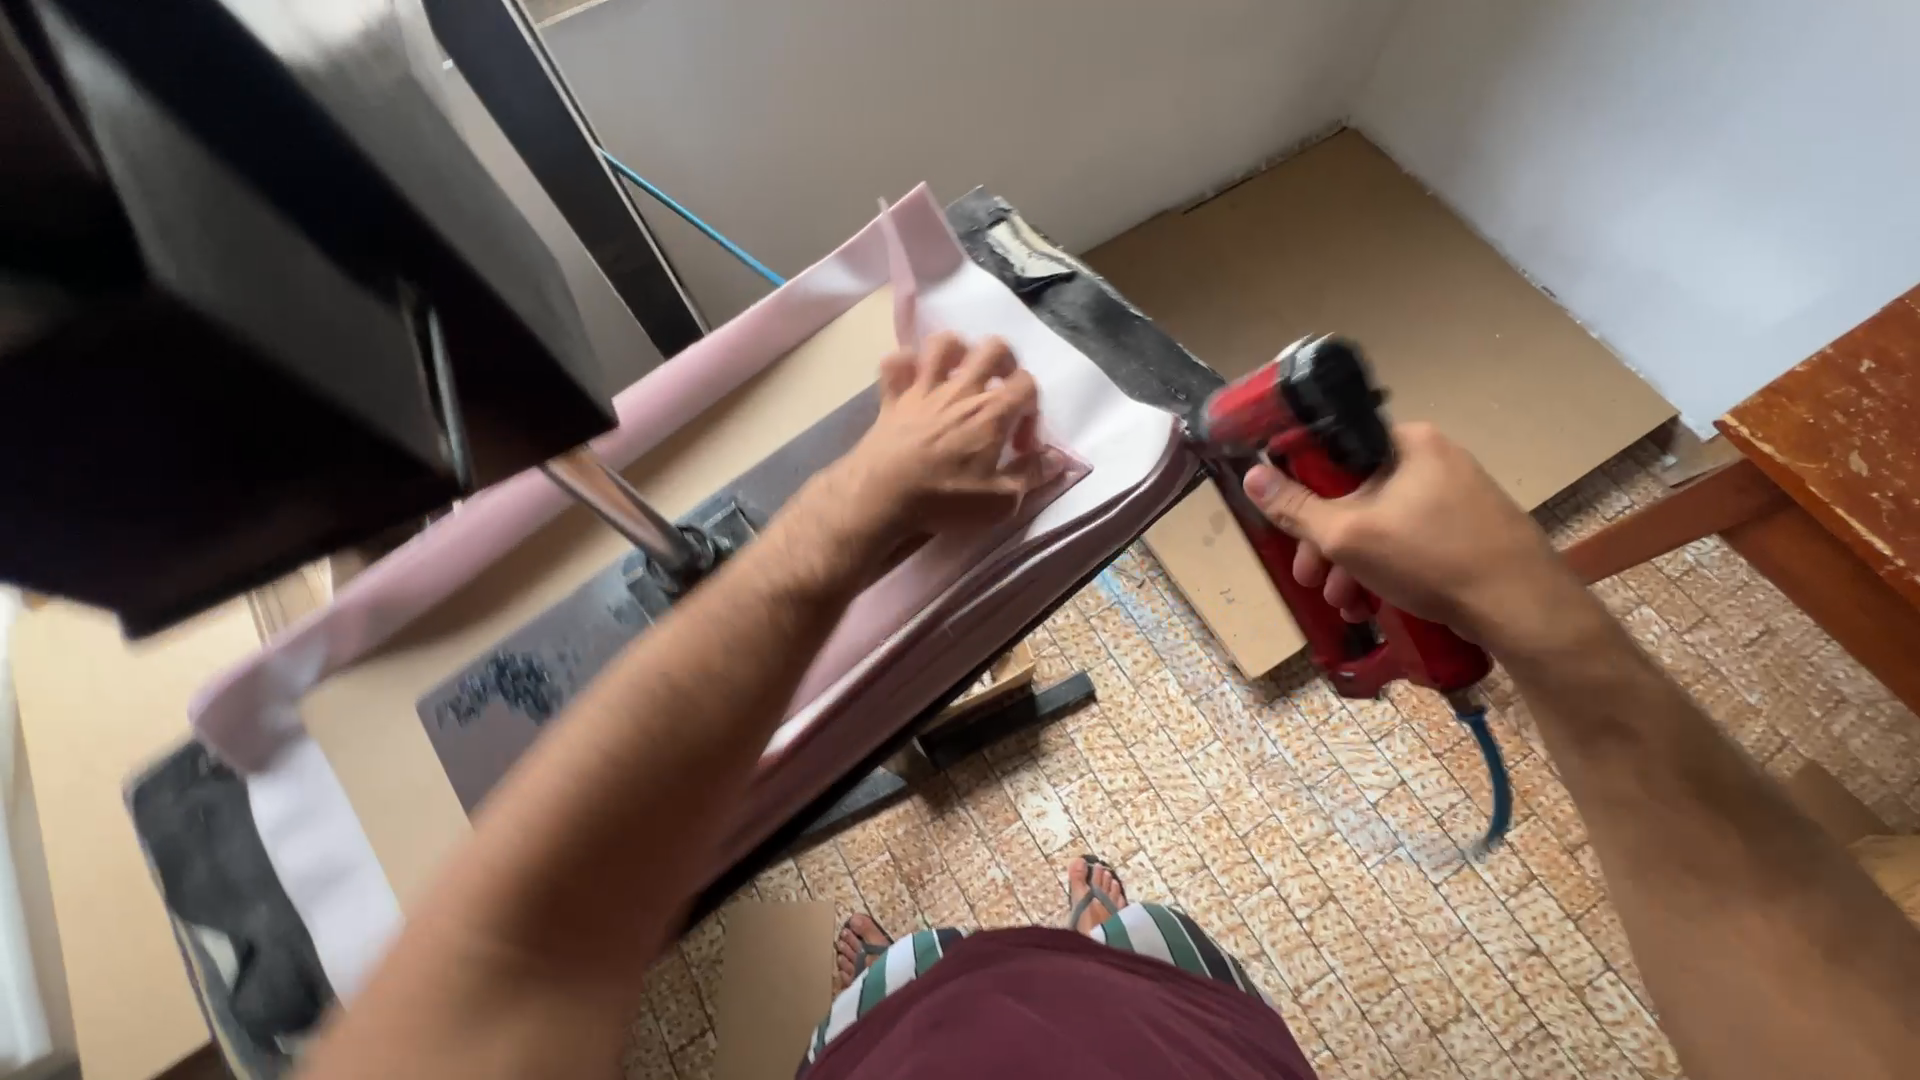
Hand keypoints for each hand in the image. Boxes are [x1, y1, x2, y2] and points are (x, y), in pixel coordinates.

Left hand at [823, 333, 1066, 542]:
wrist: (881, 498)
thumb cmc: (946, 500)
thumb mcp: (1001, 501)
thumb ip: (1033, 475)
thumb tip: (1060, 459)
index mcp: (993, 412)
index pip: (1027, 384)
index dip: (1032, 410)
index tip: (1020, 446)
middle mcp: (961, 390)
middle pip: (993, 347)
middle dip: (1005, 364)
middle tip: (1001, 393)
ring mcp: (923, 389)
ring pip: (944, 343)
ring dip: (958, 352)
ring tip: (961, 376)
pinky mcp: (892, 398)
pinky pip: (896, 362)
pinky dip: (905, 364)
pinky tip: (912, 379)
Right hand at [1240, 422, 1576, 646]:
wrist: (1524, 608)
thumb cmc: (1430, 558)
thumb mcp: (1346, 535)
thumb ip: (1294, 507)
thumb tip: (1252, 475)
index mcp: (1408, 443)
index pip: (1336, 451)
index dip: (1302, 487)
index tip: (1288, 524)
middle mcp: (1434, 459)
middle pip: (1354, 495)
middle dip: (1325, 543)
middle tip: (1309, 577)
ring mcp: (1456, 495)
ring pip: (1380, 523)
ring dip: (1350, 565)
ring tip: (1343, 603)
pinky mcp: (1469, 529)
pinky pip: (1409, 540)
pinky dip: (1384, 569)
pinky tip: (1372, 604)